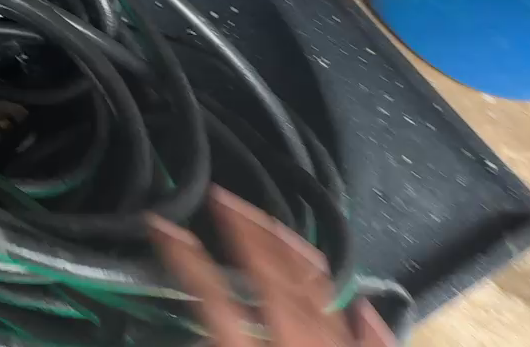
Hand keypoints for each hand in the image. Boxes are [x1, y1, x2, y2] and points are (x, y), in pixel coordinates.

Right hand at [149, 187, 395, 346]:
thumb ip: (200, 345)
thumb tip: (183, 333)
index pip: (209, 291)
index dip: (182, 253)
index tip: (159, 224)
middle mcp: (296, 345)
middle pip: (272, 279)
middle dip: (246, 231)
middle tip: (222, 196)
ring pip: (322, 300)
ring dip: (298, 258)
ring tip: (276, 226)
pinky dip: (370, 327)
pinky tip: (365, 306)